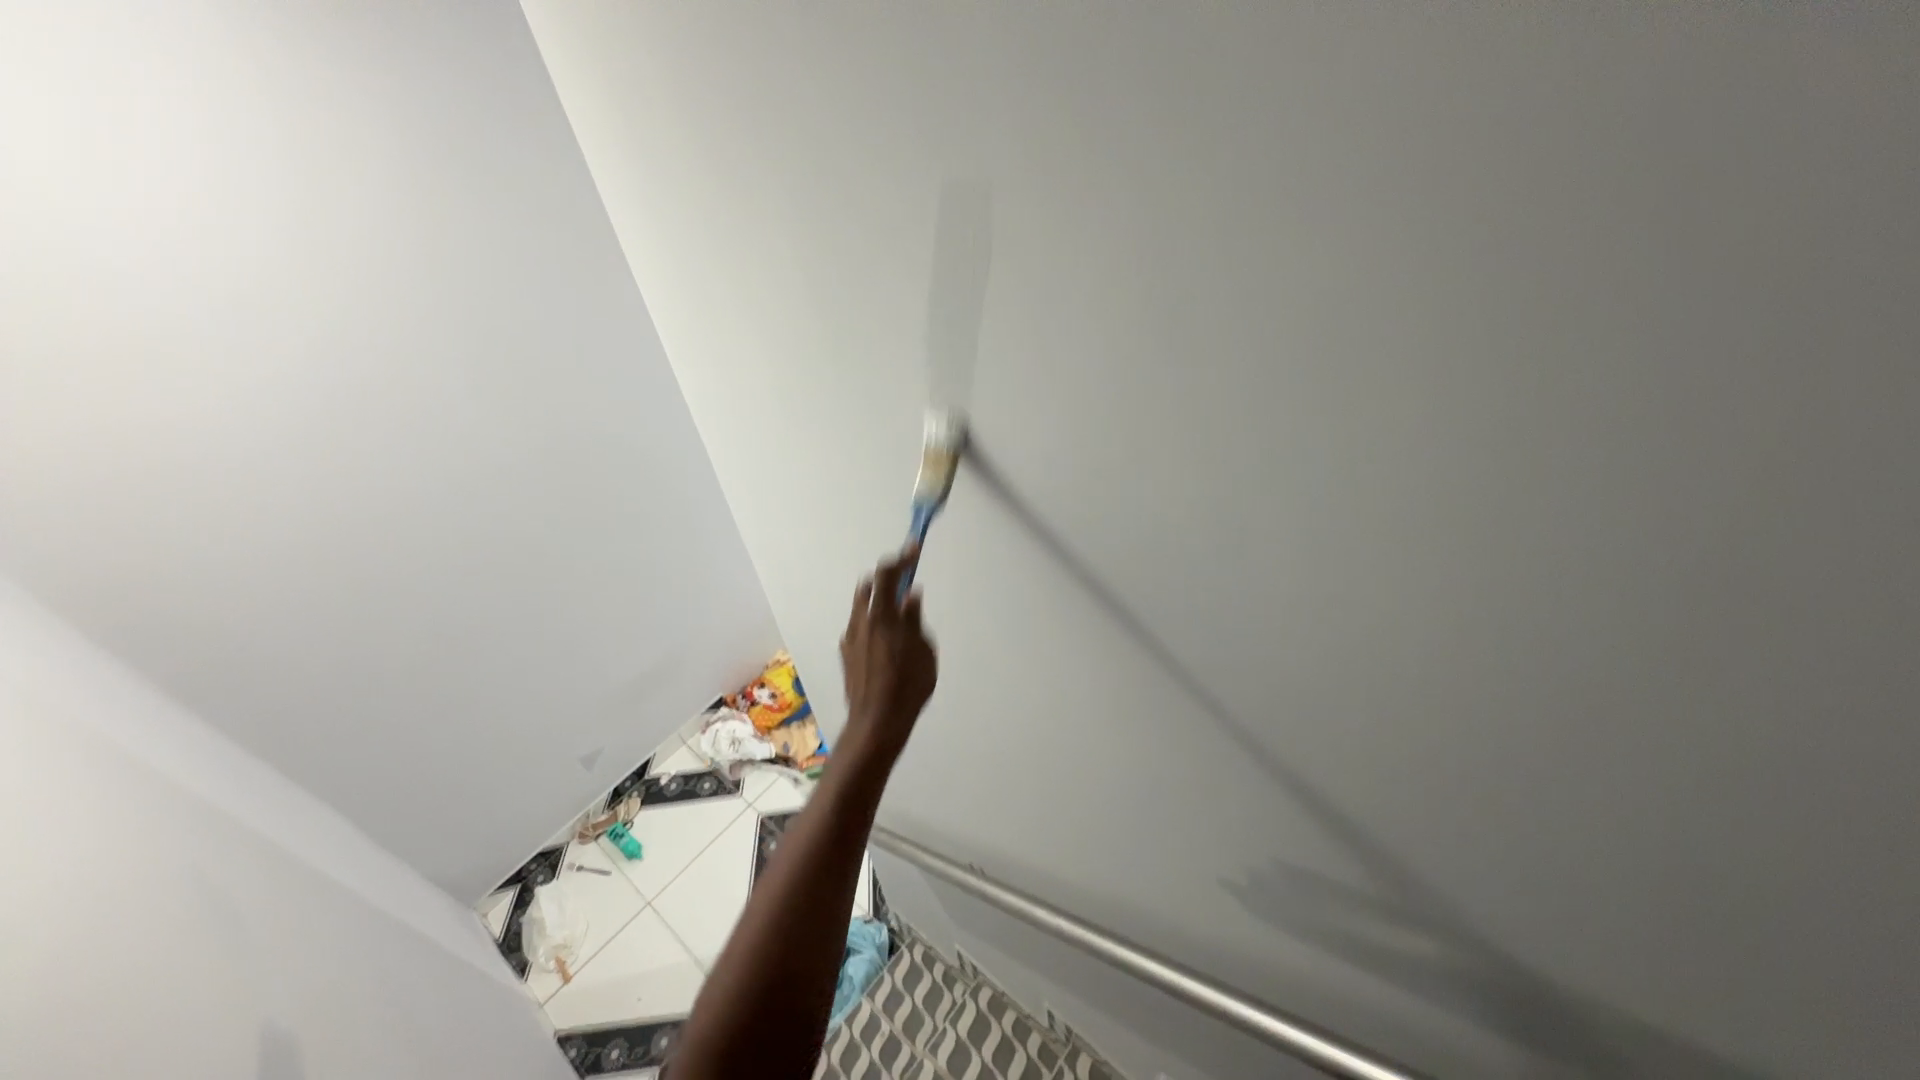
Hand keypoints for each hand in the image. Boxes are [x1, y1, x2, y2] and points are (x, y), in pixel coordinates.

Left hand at [839, 546, 937, 760]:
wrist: (876, 723)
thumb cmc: (908, 687)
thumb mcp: (923, 651)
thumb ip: (914, 620)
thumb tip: (910, 595)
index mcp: (881, 617)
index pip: (887, 575)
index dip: (900, 558)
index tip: (913, 549)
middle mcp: (860, 622)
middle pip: (868, 587)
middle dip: (886, 579)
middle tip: (906, 580)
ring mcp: (850, 639)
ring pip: (861, 607)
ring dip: (877, 600)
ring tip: (898, 612)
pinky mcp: (846, 655)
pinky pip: (859, 626)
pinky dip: (872, 621)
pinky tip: (887, 639)